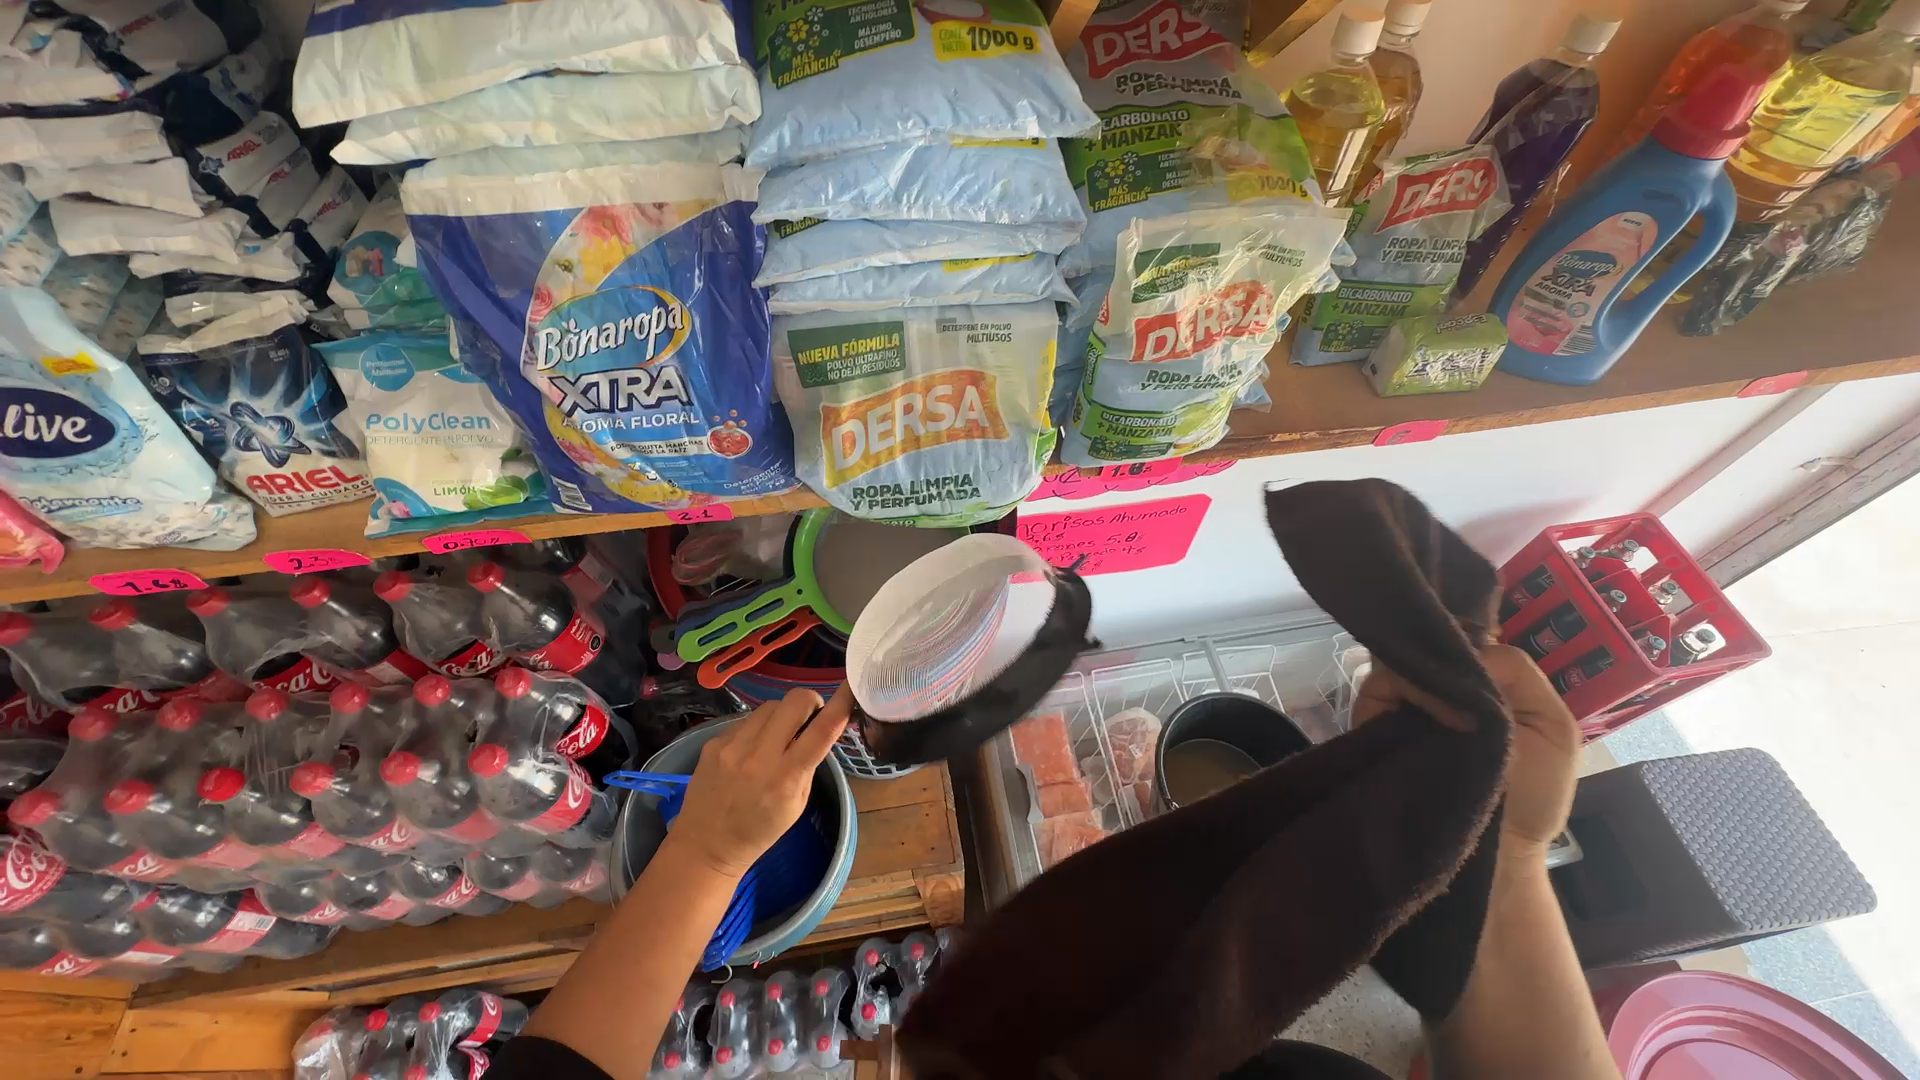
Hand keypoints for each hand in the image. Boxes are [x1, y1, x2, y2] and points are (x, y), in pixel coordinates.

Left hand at [669, 686, 851, 878]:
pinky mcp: (714, 741)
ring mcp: (732, 746)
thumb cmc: (760, 831)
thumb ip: (808, 764)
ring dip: (782, 714)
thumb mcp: (798, 804)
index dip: (841, 703)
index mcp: (787, 777)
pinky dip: (757, 728)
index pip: (822, 730)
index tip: (851, 686)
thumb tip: (818, 729)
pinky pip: (746, 720)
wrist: (705, 846)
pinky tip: (752, 749)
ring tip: (778, 736)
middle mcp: (760, 756)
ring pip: (770, 705)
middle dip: (810, 702)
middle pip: (795, 701)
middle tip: (810, 716)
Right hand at [1351, 644, 1579, 859]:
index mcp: (1481, 681)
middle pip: (1426, 640)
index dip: (1461, 631)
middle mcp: (1439, 685)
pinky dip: (1398, 689)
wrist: (1494, 851)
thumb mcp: (1553, 725)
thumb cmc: (1533, 794)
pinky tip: (1420, 718)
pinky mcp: (1374, 719)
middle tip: (1455, 677)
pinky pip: (1378, 684)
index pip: (1461, 634)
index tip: (1467, 643)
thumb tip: (1460, 652)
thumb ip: (1516, 671)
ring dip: (1423, 677)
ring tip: (1445, 711)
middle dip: (1438, 652)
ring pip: (1401, 658)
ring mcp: (1405, 701)